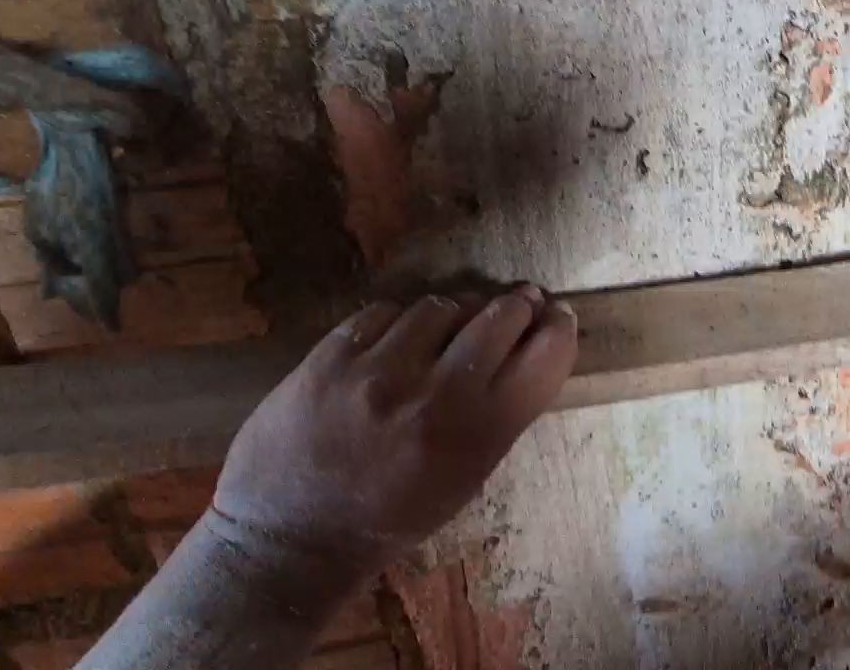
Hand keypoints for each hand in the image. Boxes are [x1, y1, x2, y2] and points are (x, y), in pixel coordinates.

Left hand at [210, 287, 577, 573]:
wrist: (289, 542)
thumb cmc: (397, 512)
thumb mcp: (472, 471)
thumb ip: (506, 406)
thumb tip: (534, 339)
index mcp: (482, 431)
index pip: (548, 350)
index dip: (560, 326)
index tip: (555, 316)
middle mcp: (437, 395)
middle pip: (502, 314)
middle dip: (515, 307)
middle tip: (513, 308)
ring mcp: (378, 373)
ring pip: (443, 305)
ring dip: (456, 313)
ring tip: (447, 330)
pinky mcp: (328, 361)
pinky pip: (385, 311)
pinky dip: (400, 321)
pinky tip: (397, 341)